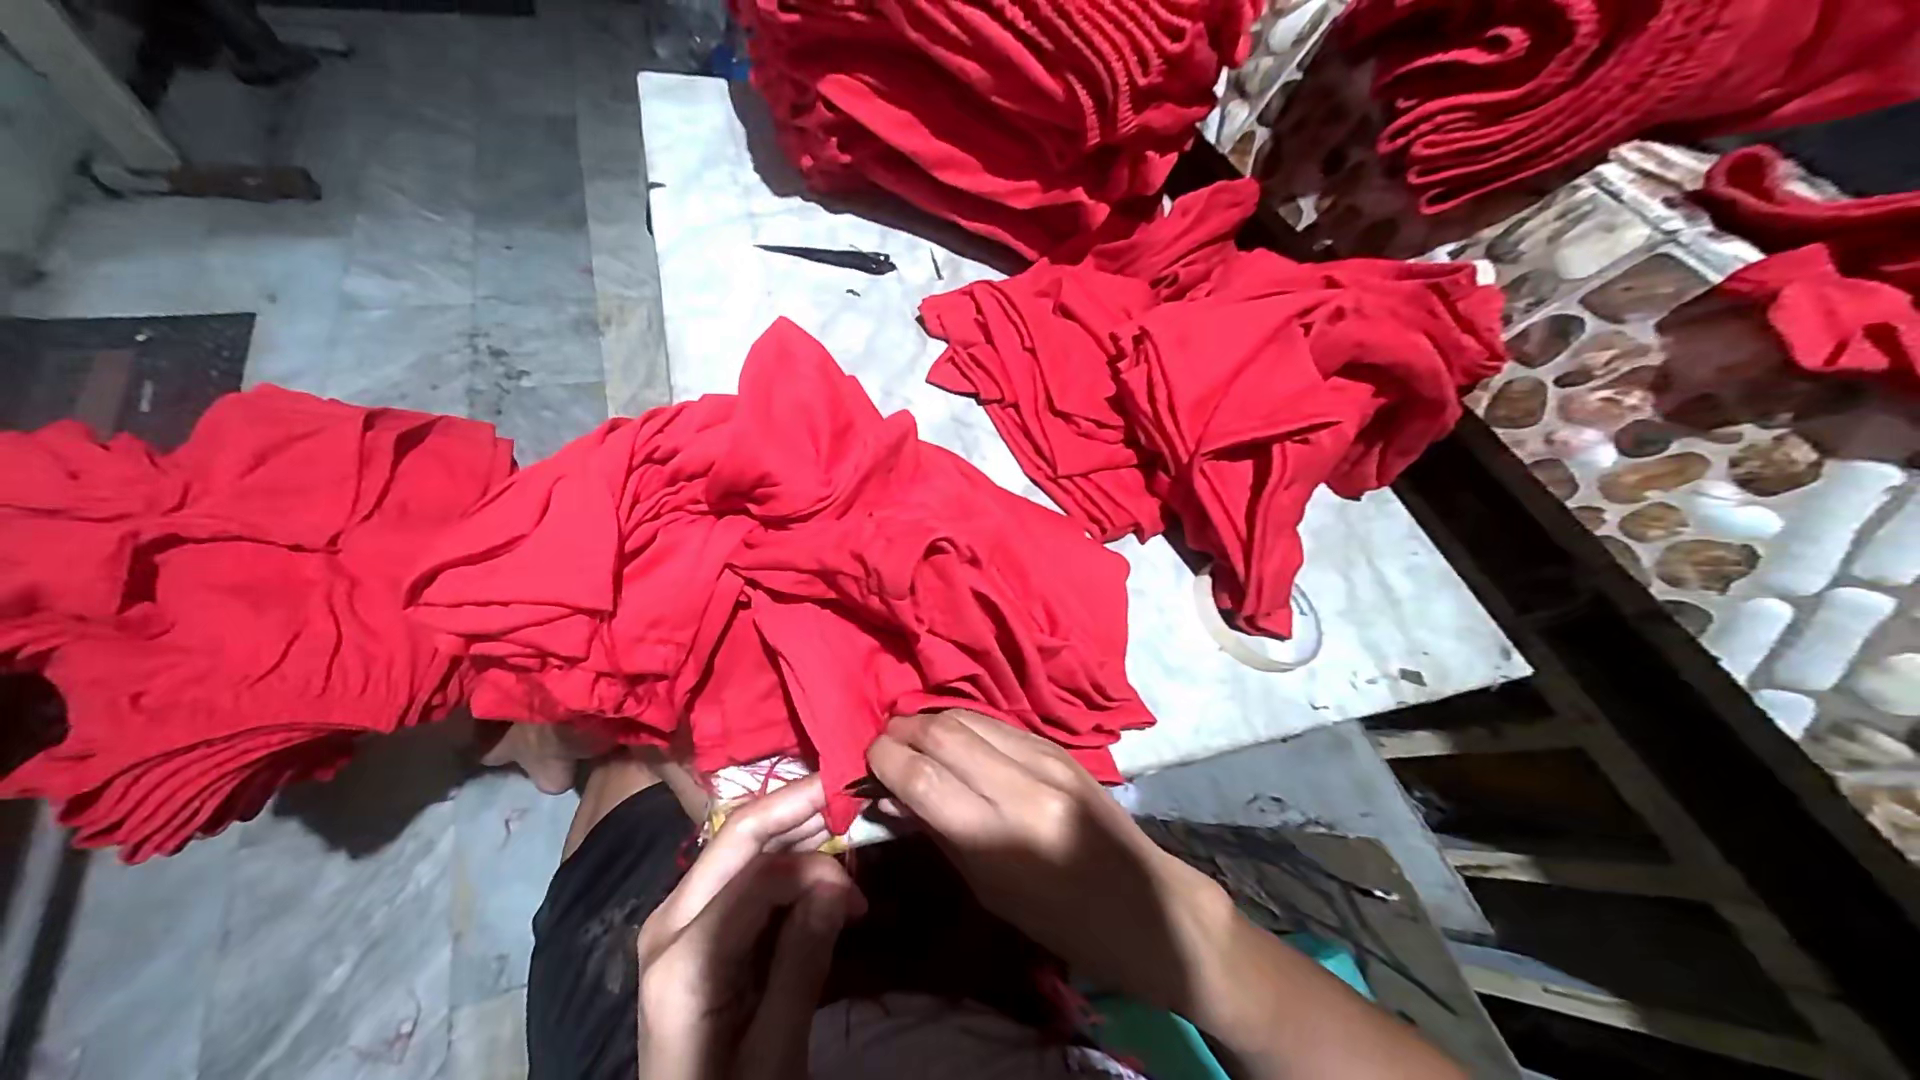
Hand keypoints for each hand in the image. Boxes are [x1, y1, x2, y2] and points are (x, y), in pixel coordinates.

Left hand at [635, 774, 865, 1079]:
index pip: (758, 875)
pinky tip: (819, 862)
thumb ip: (802, 961)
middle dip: (799, 808)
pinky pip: (741, 872)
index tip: (861, 890)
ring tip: (847, 830)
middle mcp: (670, 919)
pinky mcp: (692, 926)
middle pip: (738, 837)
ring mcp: (676, 919)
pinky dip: (784, 859)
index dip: (816, 866)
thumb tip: (838, 882)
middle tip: (854, 800)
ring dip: (795, 830)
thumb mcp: (773, 1053)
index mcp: (684, 955)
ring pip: (740, 846)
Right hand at [865, 710, 1235, 1016]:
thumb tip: (890, 795)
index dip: (883, 760)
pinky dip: (962, 724)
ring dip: (928, 721)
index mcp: (998, 837)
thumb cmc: (1059, 919)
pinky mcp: (1058, 746)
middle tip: (883, 746)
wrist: (1142, 902)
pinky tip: (952, 738)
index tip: (867, 763)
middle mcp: (1021, 785)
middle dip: (901, 732)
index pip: (921, 775)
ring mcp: (1044, 758)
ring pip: (966, 717)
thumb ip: (938, 833)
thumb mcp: (988, 890)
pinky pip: (996, 722)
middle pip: (941, 732)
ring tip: (911, 738)